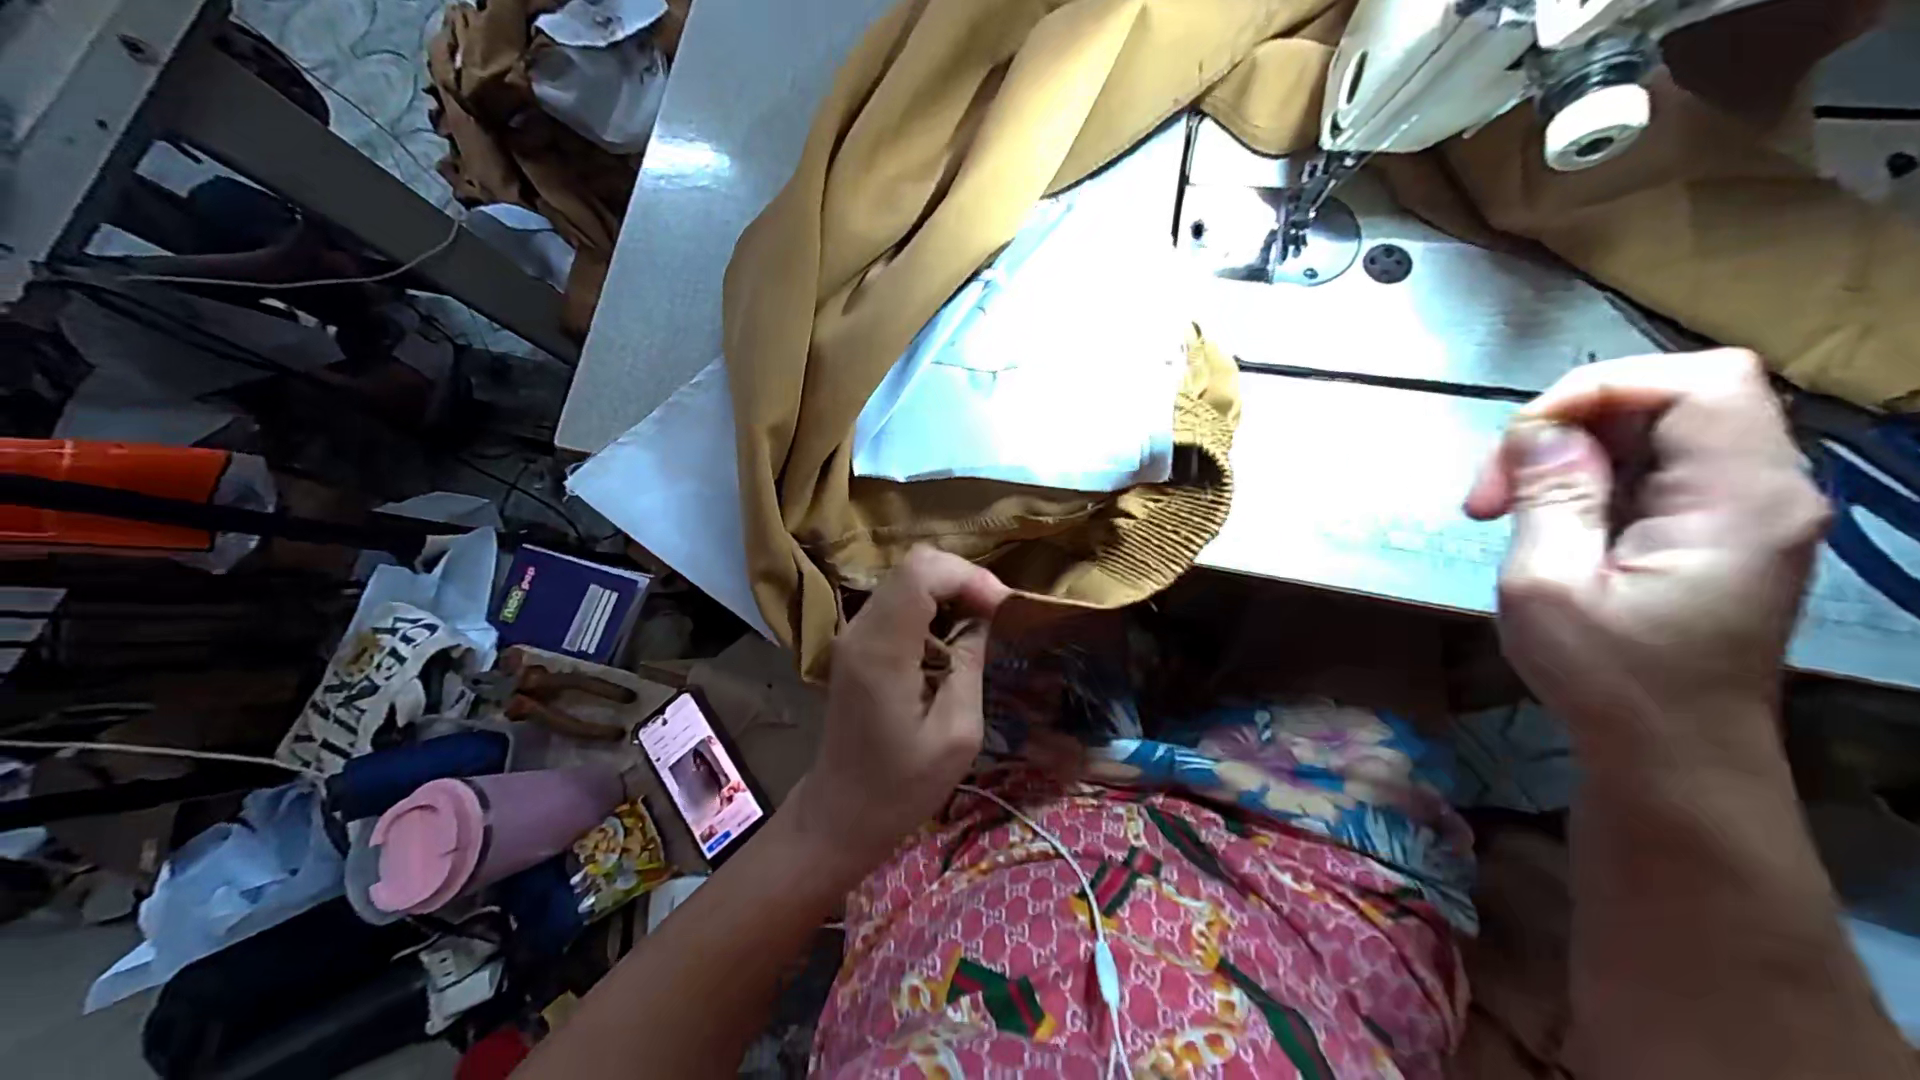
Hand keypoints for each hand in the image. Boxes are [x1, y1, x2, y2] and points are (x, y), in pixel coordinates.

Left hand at [787, 546, 1010, 878]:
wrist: (841, 812)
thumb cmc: (902, 786)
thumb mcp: (957, 733)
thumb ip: (970, 662)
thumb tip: (983, 616)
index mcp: (882, 650)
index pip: (921, 573)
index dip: (968, 576)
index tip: (1002, 608)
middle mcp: (860, 629)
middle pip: (913, 565)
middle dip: (963, 579)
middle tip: (997, 614)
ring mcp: (854, 634)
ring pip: (906, 579)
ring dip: (949, 591)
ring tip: (982, 624)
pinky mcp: (857, 644)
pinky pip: (899, 602)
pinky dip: (932, 605)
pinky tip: (953, 637)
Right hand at [1464, 350, 1829, 757]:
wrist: (1672, 754)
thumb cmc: (1608, 678)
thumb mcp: (1548, 585)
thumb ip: (1550, 496)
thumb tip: (1540, 430)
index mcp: (1739, 500)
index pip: (1699, 381)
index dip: (1602, 387)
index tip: (1524, 440)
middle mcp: (1764, 492)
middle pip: (1676, 397)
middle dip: (1572, 423)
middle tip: (1500, 486)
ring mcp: (1744, 511)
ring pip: (1658, 430)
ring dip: (1572, 452)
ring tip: (1509, 505)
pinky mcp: (1718, 531)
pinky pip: (1655, 468)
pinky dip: (1590, 476)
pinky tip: (1548, 518)